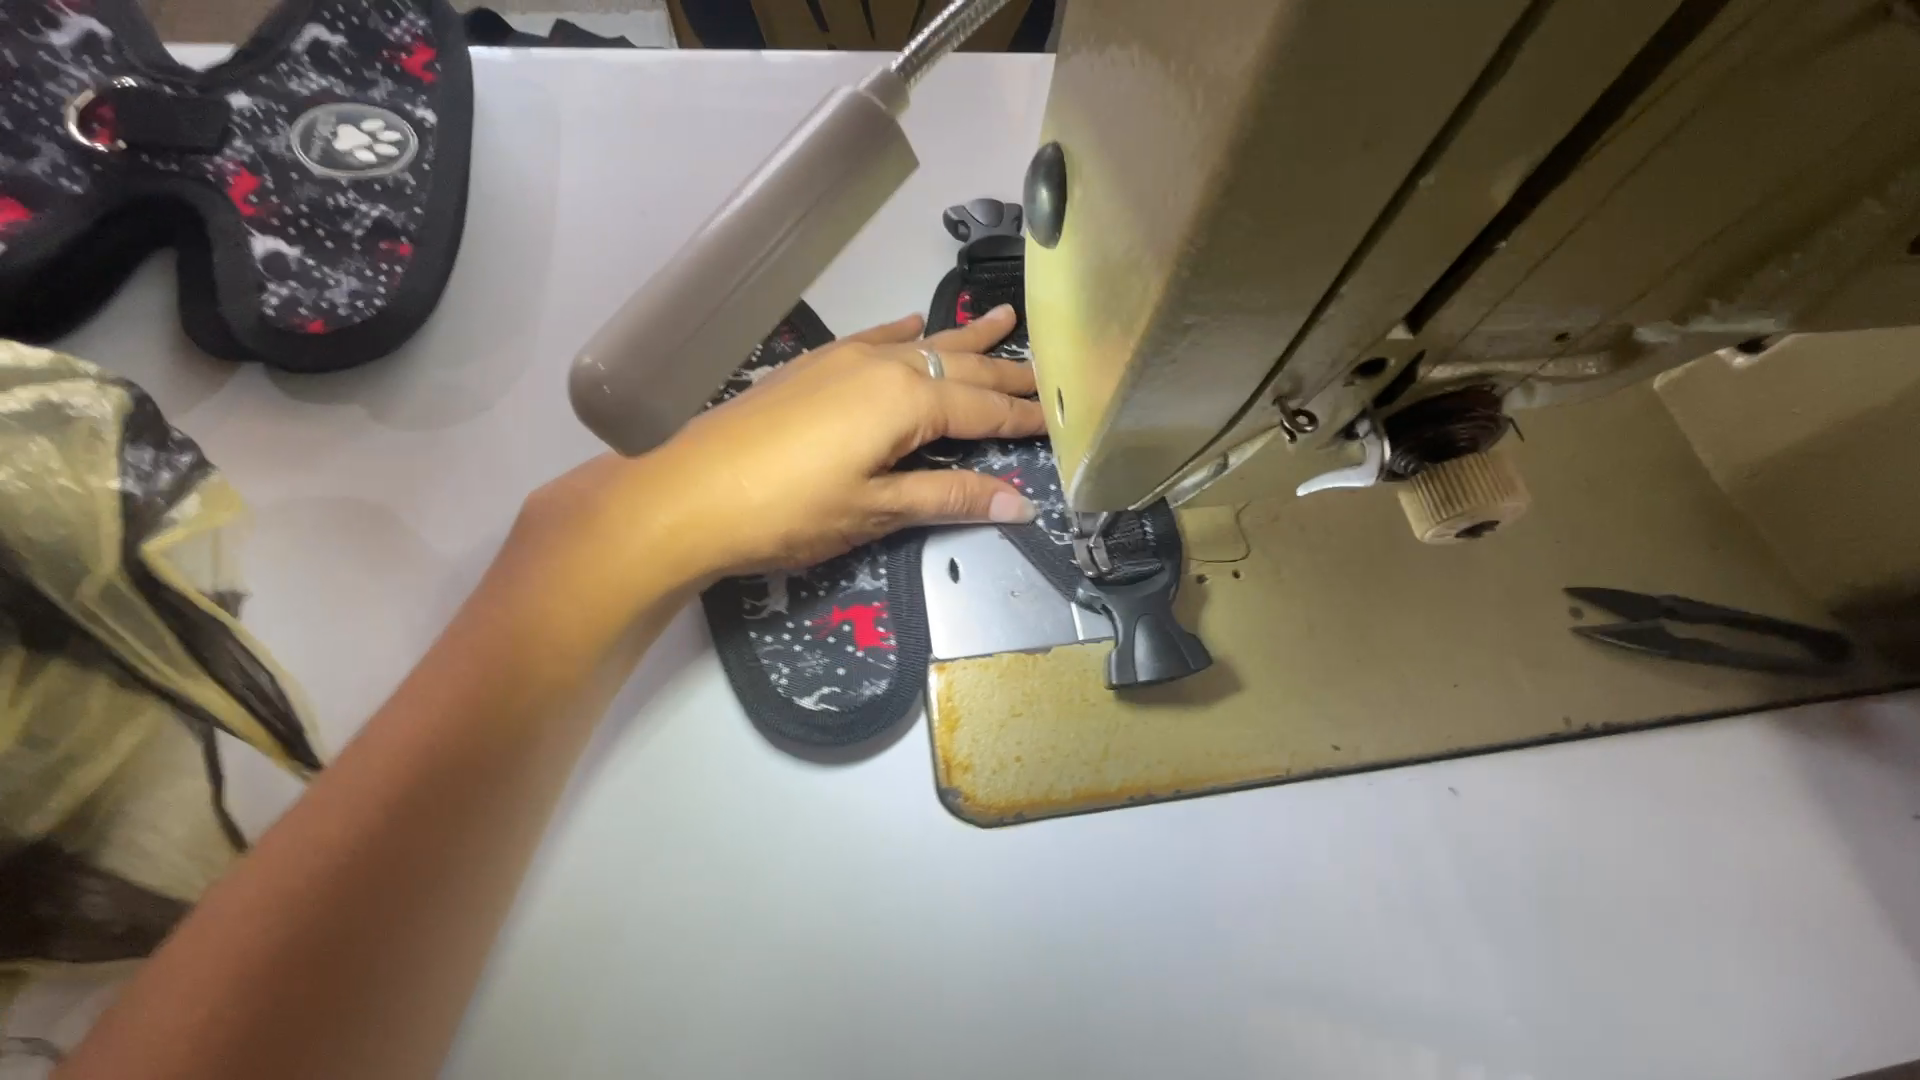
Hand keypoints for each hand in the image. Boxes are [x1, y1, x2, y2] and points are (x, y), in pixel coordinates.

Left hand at [523, 304, 1044, 591]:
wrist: (688, 493)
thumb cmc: (788, 510)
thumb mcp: (875, 510)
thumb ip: (948, 497)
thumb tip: (1020, 504)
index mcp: (907, 401)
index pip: (983, 409)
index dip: (1024, 417)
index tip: (1063, 418)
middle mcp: (882, 366)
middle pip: (960, 367)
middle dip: (1007, 372)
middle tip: (1051, 372)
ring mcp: (844, 359)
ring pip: (921, 345)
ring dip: (964, 338)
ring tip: (1005, 321)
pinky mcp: (814, 365)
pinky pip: (875, 339)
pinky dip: (904, 333)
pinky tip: (915, 323)